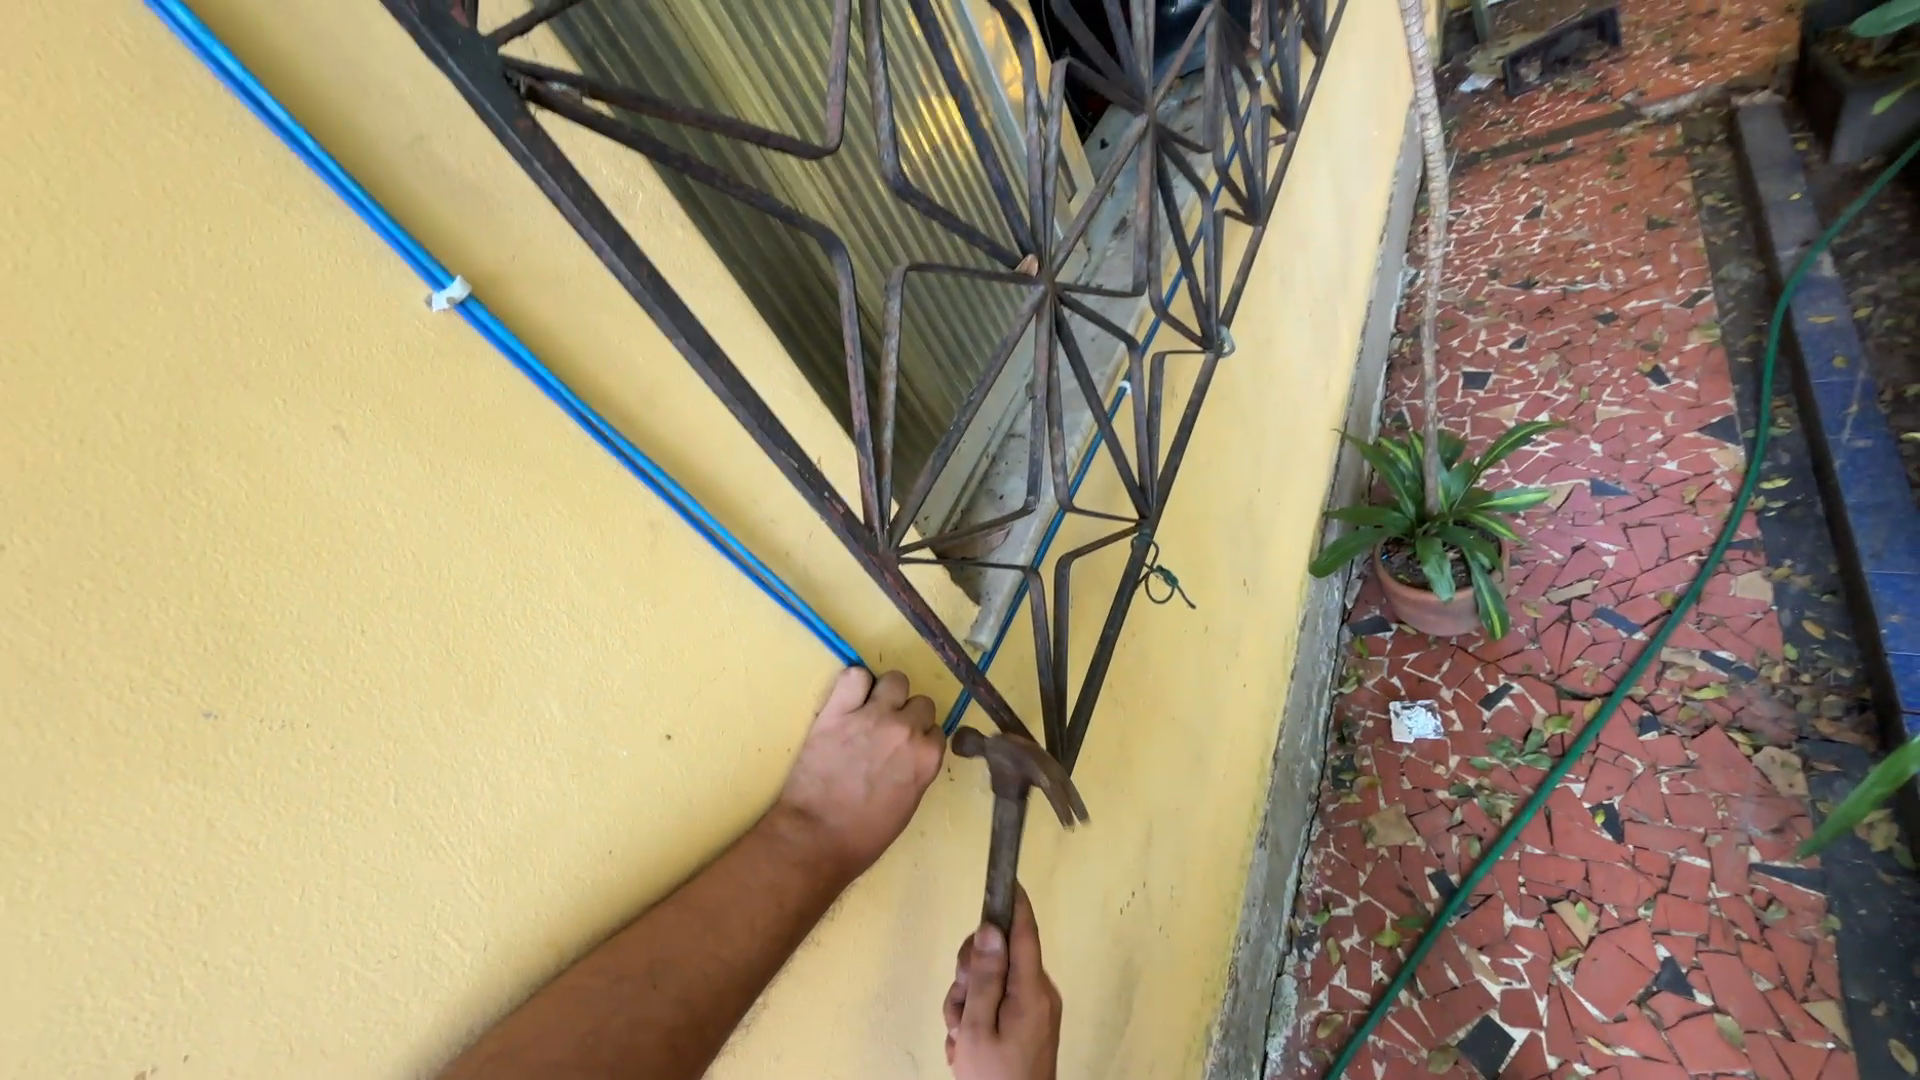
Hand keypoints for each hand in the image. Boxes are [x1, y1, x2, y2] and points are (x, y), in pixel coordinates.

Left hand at [772, 667, 944, 876]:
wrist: (816, 837)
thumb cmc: (864, 835)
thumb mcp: (908, 804)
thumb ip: (916, 770)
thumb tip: (910, 753)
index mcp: (927, 757)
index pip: (935, 730)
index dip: (920, 738)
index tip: (905, 748)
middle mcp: (906, 730)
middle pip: (921, 702)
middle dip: (908, 715)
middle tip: (887, 732)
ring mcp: (873, 716)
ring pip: (895, 680)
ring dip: (887, 693)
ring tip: (870, 709)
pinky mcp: (839, 710)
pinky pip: (855, 675)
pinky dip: (854, 684)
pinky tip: (848, 700)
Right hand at [943, 887, 1060, 1079]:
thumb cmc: (993, 1077)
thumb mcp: (976, 1027)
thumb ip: (984, 976)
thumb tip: (991, 927)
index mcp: (1032, 990)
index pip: (1025, 931)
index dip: (1013, 902)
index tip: (1002, 879)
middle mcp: (1040, 993)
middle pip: (1001, 954)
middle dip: (970, 973)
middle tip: (958, 1006)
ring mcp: (1036, 1010)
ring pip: (994, 979)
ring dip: (968, 1001)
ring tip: (959, 1035)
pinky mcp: (1029, 1024)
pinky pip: (999, 1002)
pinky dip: (977, 1016)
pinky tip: (966, 1043)